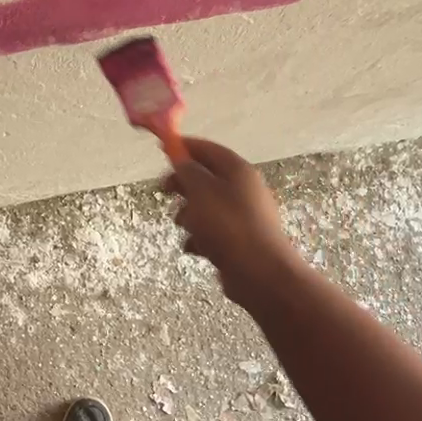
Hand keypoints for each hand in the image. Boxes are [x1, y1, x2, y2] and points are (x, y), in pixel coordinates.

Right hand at [164, 137, 307, 306]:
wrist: (259, 273)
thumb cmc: (228, 226)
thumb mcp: (201, 191)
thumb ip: (188, 172)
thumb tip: (181, 160)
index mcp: (238, 171)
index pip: (208, 149)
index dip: (185, 147)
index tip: (163, 149)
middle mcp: (243, 190)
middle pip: (206, 178)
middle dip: (183, 186)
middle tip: (165, 190)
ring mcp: (242, 216)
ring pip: (205, 207)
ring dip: (189, 216)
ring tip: (186, 227)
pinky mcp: (238, 240)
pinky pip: (212, 232)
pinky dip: (200, 238)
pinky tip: (196, 248)